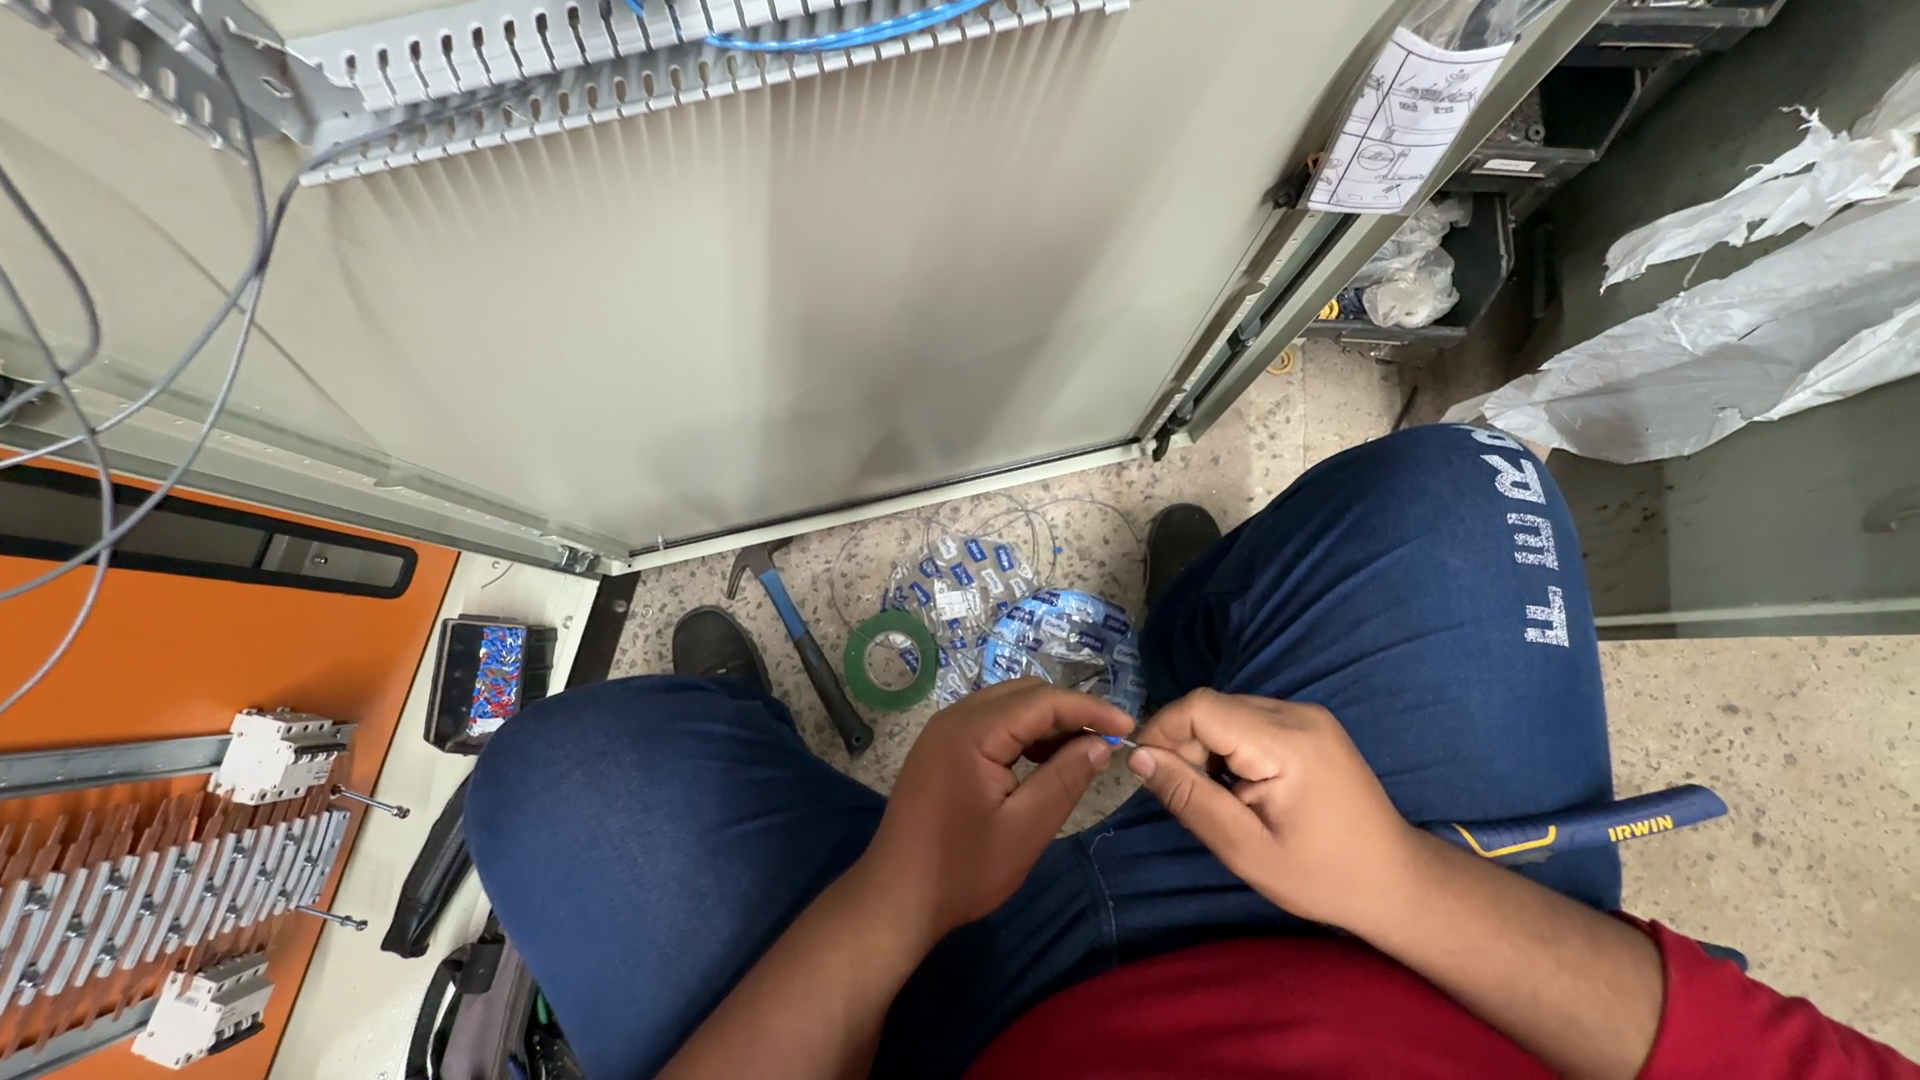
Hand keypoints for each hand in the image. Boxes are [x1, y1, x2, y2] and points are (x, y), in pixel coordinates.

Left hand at [859, 678, 1133, 939]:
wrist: (895, 897)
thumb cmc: (962, 869)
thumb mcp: (1026, 828)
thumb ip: (1065, 778)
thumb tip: (1102, 744)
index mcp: (973, 731)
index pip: (1043, 701)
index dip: (1090, 710)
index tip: (1130, 726)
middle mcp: (955, 717)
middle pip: (1025, 694)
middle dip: (1070, 711)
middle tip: (1108, 740)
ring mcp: (943, 730)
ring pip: (1008, 705)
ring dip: (1047, 720)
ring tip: (1083, 750)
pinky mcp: (940, 746)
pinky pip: (990, 722)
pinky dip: (1022, 733)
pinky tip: (1044, 760)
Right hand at [1127, 689, 1423, 930]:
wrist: (1397, 882)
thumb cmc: (1321, 876)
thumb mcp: (1243, 848)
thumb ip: (1188, 796)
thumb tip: (1137, 757)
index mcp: (1286, 742)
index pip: (1200, 707)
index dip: (1163, 731)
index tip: (1148, 773)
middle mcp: (1297, 713)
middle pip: (1212, 706)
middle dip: (1185, 745)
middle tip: (1191, 798)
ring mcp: (1307, 715)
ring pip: (1227, 711)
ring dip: (1206, 747)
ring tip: (1220, 797)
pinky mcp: (1310, 723)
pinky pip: (1248, 720)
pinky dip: (1229, 747)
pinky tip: (1242, 786)